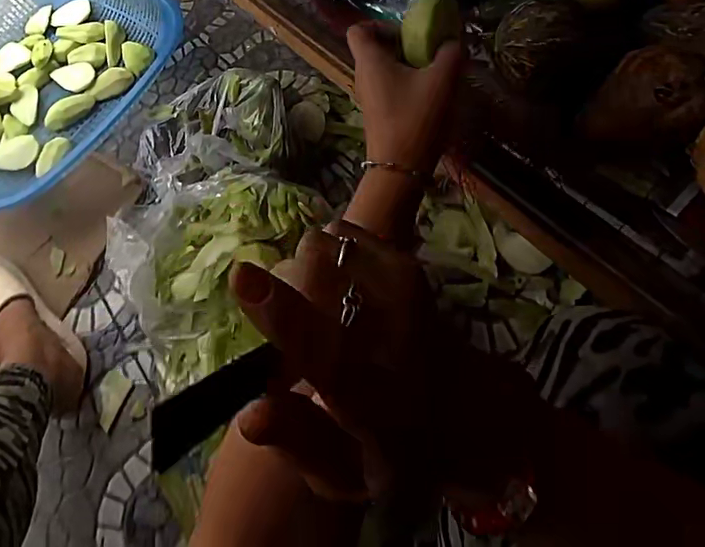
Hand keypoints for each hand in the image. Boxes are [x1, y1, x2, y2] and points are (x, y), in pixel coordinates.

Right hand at [232, 223, 538, 505]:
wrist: (465, 408)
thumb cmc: (391, 445)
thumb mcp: (344, 472)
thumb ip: (296, 441)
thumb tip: (249, 416)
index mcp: (365, 390)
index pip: (316, 344)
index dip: (277, 309)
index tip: (240, 277)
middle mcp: (384, 331)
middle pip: (305, 274)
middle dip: (282, 290)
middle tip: (294, 325)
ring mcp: (398, 285)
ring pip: (317, 246)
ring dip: (303, 270)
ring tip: (319, 305)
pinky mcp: (401, 258)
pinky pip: (337, 232)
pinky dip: (326, 252)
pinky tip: (338, 284)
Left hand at [347, 22, 463, 173]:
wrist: (400, 166)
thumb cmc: (416, 117)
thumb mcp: (441, 81)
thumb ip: (450, 54)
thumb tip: (453, 41)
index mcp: (368, 60)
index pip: (358, 29)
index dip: (380, 25)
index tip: (408, 34)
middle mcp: (362, 74)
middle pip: (374, 47)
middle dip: (402, 45)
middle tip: (428, 53)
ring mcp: (367, 94)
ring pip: (383, 68)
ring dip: (408, 65)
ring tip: (434, 73)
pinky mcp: (376, 111)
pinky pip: (388, 85)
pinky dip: (406, 83)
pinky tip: (430, 95)